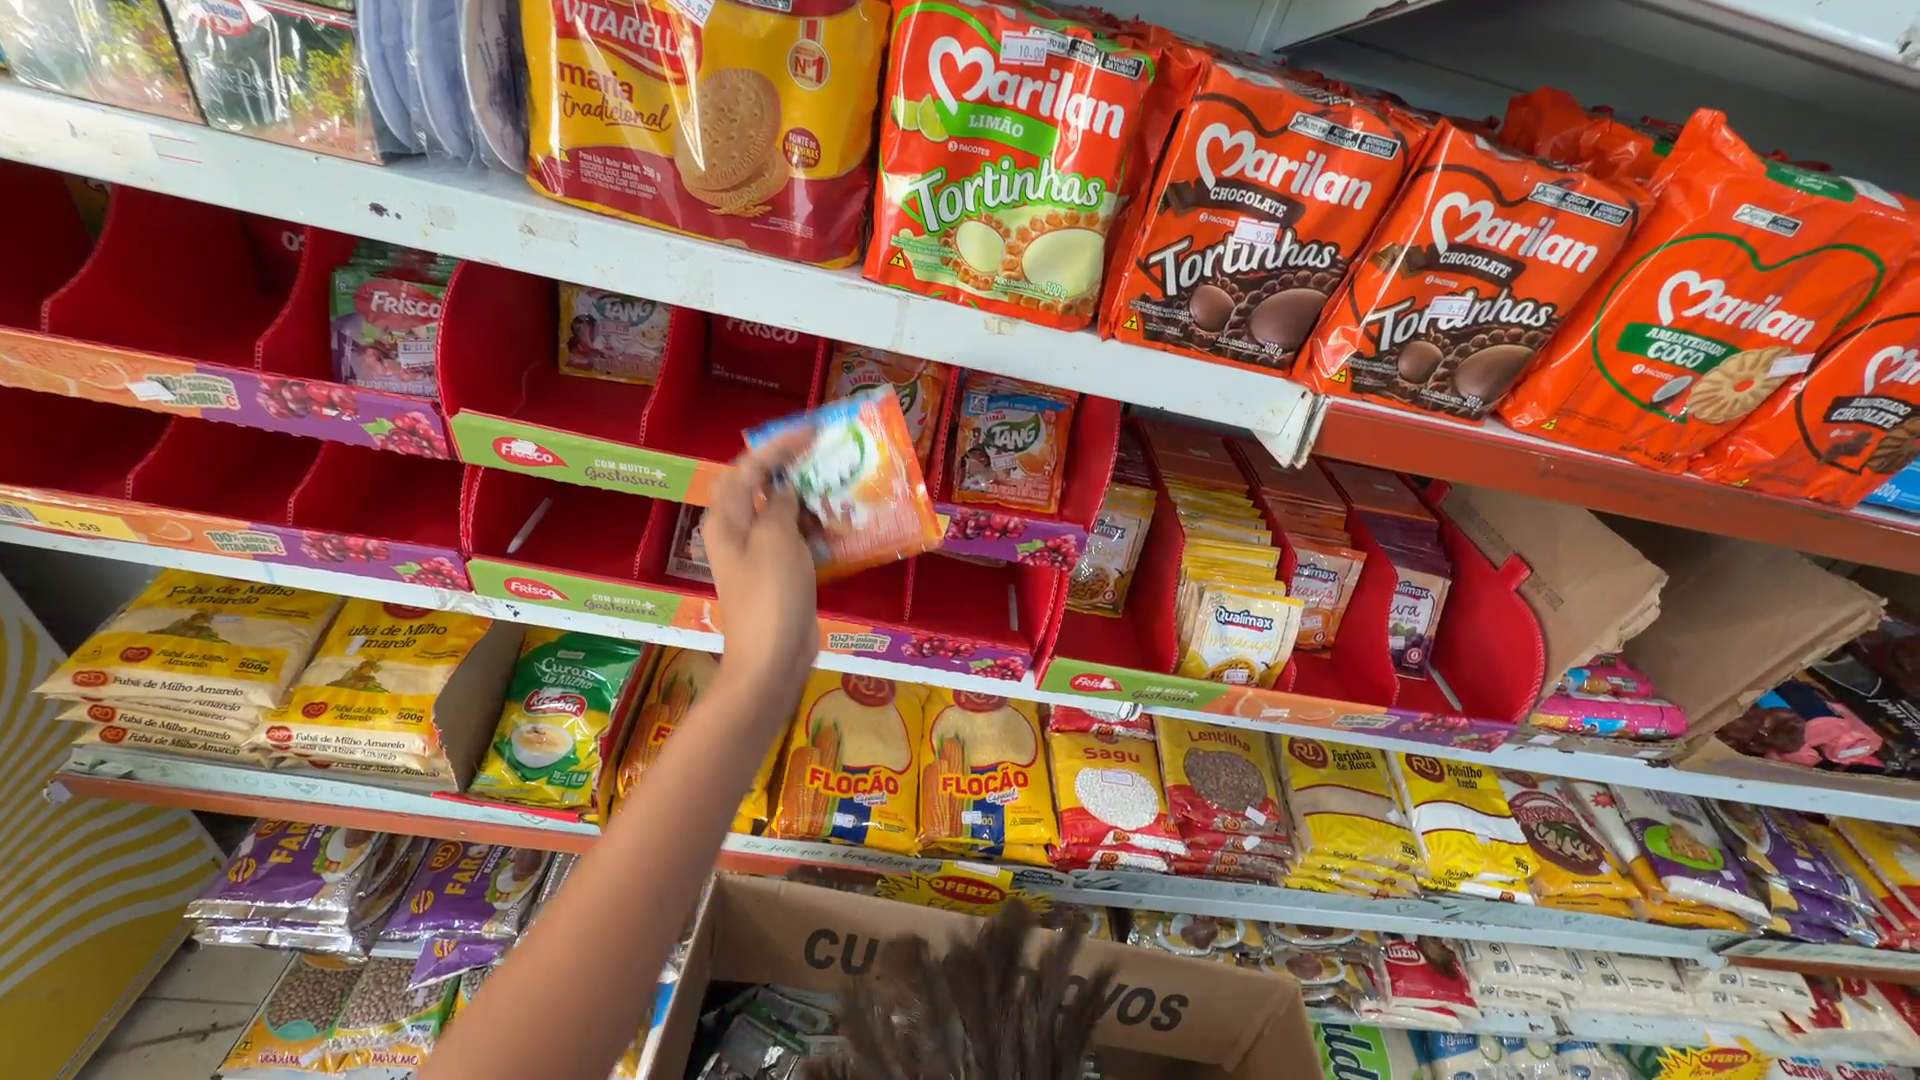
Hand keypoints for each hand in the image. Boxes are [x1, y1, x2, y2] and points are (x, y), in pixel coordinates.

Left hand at [703, 431, 818, 695]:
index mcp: (726, 519)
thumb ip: (782, 505)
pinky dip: (814, 528)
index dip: (779, 446)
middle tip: (825, 453)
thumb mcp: (777, 539)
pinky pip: (795, 540)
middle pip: (761, 487)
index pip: (749, 467)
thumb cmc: (771, 594)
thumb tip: (788, 488)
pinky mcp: (777, 575)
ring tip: (838, 481)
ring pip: (780, 513)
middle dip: (791, 467)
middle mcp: (736, 532)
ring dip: (806, 497)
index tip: (813, 431)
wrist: (771, 659)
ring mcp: (756, 555)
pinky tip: (840, 523)